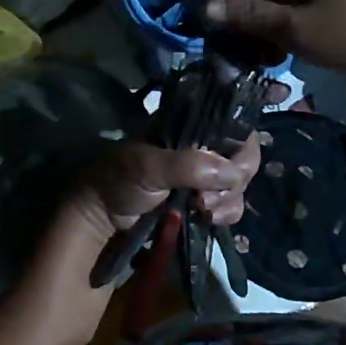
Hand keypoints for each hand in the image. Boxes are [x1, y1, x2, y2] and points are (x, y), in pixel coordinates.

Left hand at [62, 136, 262, 243]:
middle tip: (205, 195)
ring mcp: (205, 177)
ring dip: (227, 200)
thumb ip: (187, 165)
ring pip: (239, 185)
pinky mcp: (204, 204)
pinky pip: (231, 207)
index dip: (240, 145)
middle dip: (232, 180)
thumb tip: (232, 173)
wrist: (102, 218)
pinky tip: (205, 219)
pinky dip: (224, 214)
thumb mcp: (147, 166)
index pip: (233, 125)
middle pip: (243, 158)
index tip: (230, 166)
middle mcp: (202, 148)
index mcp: (190, 127)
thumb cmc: (120, 180)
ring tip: (200, 209)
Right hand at [204, 0, 345, 74]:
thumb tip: (205, 7)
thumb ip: (251, 16)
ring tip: (256, 61)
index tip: (209, 28)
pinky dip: (277, 43)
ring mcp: (317, 1)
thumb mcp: (296, 26)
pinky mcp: (328, 23)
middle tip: (231, 51)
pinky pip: (290, 27)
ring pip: (271, 13)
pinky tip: (277, 63)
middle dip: (238, 20)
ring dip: (256, 35)